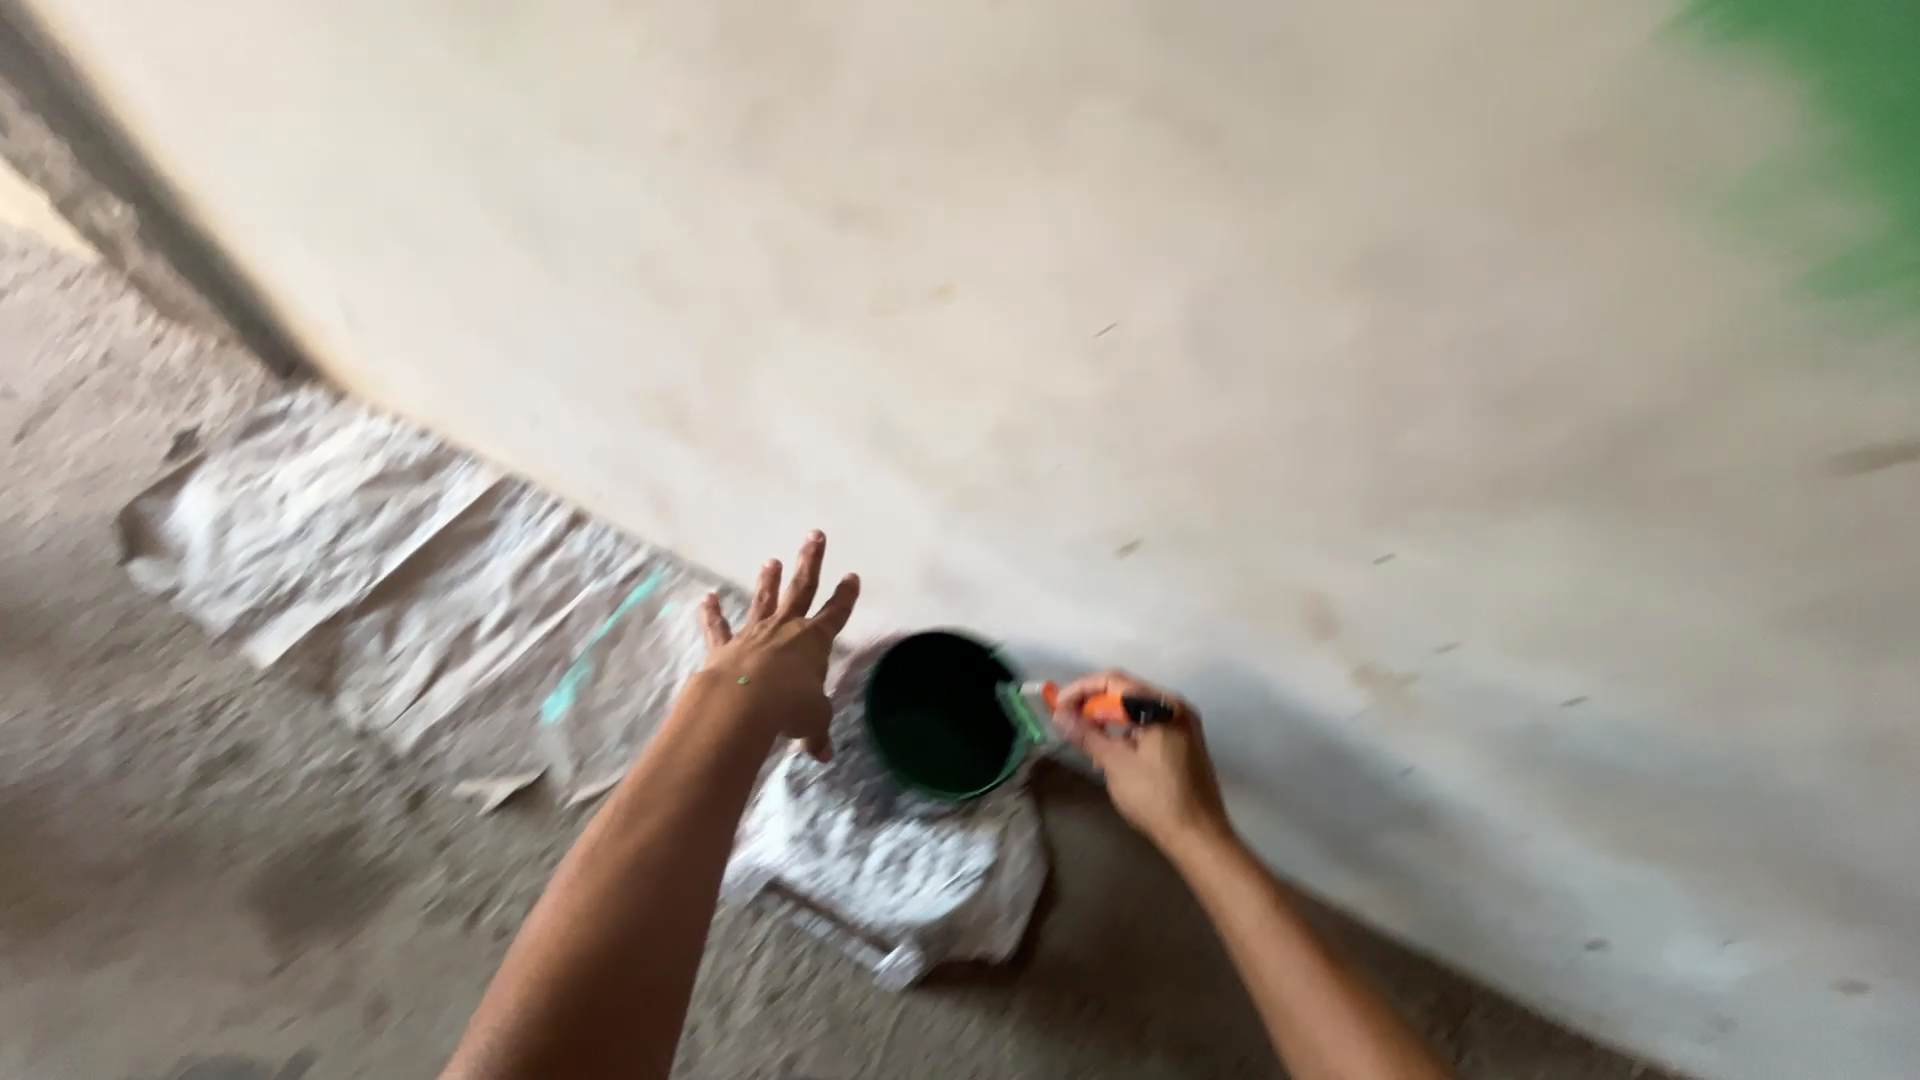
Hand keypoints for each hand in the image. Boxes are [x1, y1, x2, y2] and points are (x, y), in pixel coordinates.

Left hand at [697, 530, 858, 762]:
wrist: (744, 703)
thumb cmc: (790, 707)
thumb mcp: (812, 721)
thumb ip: (816, 733)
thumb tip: (823, 755)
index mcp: (814, 641)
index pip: (836, 614)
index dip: (845, 596)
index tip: (852, 576)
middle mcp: (786, 629)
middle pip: (802, 589)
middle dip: (810, 562)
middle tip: (815, 536)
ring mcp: (755, 634)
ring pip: (764, 600)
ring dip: (768, 580)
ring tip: (771, 561)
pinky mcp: (725, 646)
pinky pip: (718, 626)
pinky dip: (711, 612)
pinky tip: (706, 597)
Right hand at [1055, 671, 1230, 846]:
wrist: (1199, 837)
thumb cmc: (1156, 797)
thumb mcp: (1116, 763)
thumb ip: (1087, 734)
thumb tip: (1059, 714)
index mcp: (1162, 706)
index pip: (1113, 681)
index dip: (1081, 689)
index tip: (1058, 706)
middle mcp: (1174, 707)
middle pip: (1125, 691)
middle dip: (1093, 703)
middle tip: (1068, 722)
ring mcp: (1181, 724)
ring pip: (1135, 708)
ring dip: (1107, 718)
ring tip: (1086, 738)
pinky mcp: (1181, 741)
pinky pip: (1147, 723)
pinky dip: (1125, 730)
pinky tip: (1111, 751)